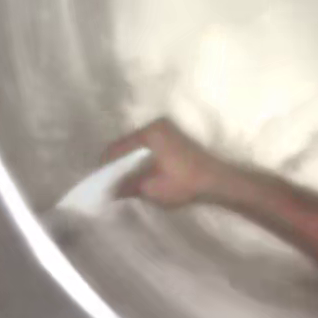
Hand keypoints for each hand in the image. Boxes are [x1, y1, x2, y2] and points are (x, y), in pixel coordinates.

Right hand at [106, 118, 239, 207]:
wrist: (219, 183)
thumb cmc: (184, 183)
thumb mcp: (150, 188)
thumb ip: (126, 187)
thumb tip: (108, 191)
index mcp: (150, 132)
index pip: (117, 147)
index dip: (105, 166)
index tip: (97, 182)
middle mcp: (158, 125)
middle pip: (127, 146)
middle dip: (118, 165)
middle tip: (109, 184)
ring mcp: (169, 131)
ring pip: (139, 149)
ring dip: (131, 165)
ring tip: (123, 183)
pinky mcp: (177, 140)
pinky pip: (151, 150)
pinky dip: (143, 163)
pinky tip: (141, 178)